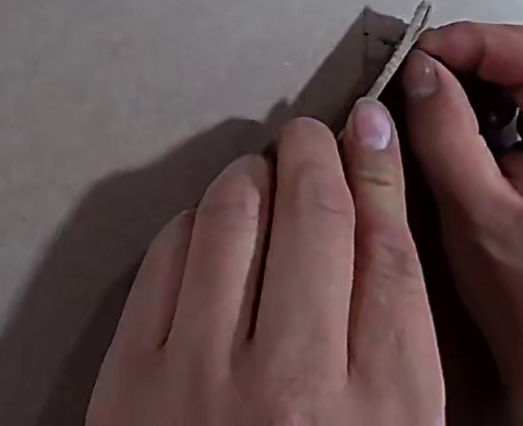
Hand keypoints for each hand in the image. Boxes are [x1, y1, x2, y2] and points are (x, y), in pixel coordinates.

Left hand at [87, 105, 444, 424]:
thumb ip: (392, 332)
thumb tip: (377, 209)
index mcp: (382, 416)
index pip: (388, 250)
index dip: (378, 169)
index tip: (369, 126)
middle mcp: (294, 388)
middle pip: (313, 211)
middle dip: (313, 150)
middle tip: (310, 136)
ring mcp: (201, 377)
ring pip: (232, 210)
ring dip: (250, 174)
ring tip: (262, 173)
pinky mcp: (131, 374)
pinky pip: (168, 248)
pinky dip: (194, 219)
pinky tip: (209, 230)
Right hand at [403, 23, 522, 425]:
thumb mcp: (474, 215)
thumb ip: (444, 132)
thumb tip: (422, 65)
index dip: (476, 43)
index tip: (423, 49)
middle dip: (476, 56)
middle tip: (423, 69)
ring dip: (487, 75)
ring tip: (442, 93)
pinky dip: (501, 97)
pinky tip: (473, 117)